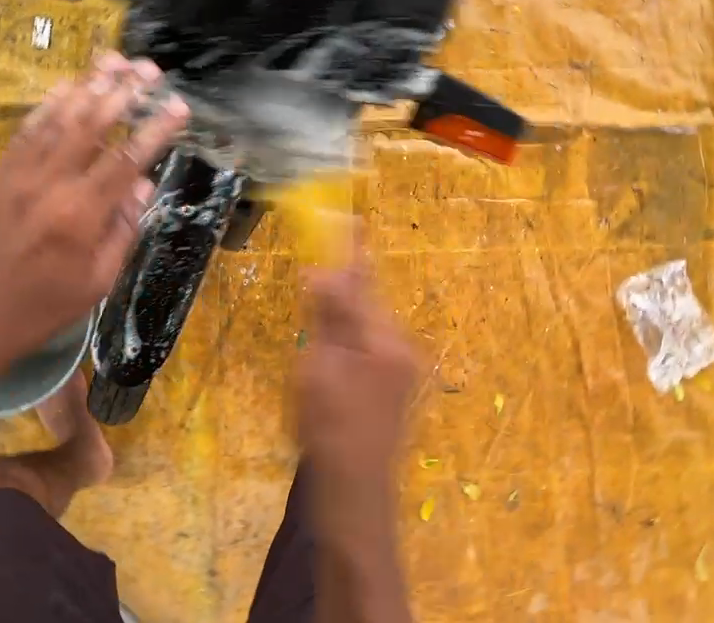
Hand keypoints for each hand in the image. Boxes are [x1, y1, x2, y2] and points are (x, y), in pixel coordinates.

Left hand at [0, 53, 186, 403]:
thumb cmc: (38, 311)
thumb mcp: (96, 284)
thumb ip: (123, 232)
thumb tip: (143, 186)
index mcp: (81, 216)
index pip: (127, 160)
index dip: (156, 129)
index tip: (178, 106)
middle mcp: (50, 185)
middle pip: (93, 124)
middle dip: (123, 91)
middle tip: (148, 67)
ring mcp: (19, 176)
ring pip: (59, 118)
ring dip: (88, 86)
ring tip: (113, 61)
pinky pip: (27, 130)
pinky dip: (50, 104)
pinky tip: (67, 87)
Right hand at [296, 243, 418, 532]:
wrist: (352, 495)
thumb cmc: (331, 427)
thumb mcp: (321, 366)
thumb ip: (328, 315)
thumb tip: (325, 267)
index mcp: (386, 339)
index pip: (365, 281)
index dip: (353, 250)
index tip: (353, 217)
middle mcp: (399, 349)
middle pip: (366, 304)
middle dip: (340, 291)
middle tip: (317, 283)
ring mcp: (396, 373)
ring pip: (362, 328)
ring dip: (338, 320)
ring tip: (314, 335)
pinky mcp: (385, 391)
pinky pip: (363, 350)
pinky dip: (342, 344)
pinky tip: (323, 366)